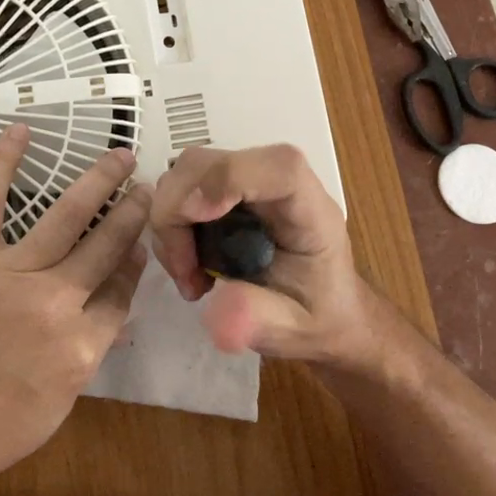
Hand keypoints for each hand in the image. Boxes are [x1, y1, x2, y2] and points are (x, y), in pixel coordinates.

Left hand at [0, 123, 150, 495]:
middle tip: (149, 187)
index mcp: (81, 347)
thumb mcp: (54, 407)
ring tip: (120, 158)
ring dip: (98, 183)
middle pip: (106, 248)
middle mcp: (55, 304)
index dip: (134, 265)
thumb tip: (108, 319)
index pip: (120, 293)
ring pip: (66, 217)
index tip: (143, 244)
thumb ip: (84, 356)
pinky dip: (3, 164)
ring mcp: (11, 276)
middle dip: (132, 215)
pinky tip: (20, 133)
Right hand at [150, 144, 380, 367]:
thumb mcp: (294, 332)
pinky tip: (189, 263)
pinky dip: (172, 225)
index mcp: (310, 209)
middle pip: (210, 164)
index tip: (195, 219)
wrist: (323, 313)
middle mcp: (276, 183)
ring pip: (188, 174)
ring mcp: (247, 181)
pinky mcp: (225, 189)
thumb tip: (215, 317)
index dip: (228, 178)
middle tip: (186, 274)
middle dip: (178, 215)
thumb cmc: (318, 318)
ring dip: (171, 223)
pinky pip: (183, 189)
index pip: (277, 167)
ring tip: (190, 275)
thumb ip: (258, 320)